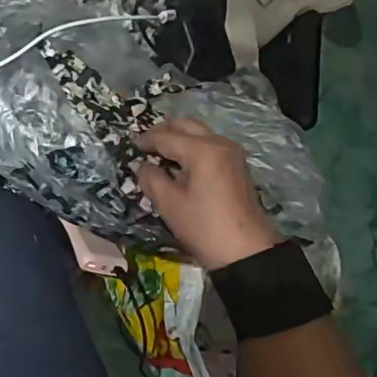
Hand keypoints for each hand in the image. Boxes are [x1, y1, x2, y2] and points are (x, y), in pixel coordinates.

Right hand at [136, 118, 281, 269]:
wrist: (246, 251)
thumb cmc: (203, 226)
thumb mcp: (168, 203)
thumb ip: (151, 178)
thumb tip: (144, 165)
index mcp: (202, 150)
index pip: (166, 136)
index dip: (145, 140)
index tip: (130, 146)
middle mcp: (219, 143)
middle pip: (186, 125)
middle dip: (163, 131)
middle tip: (145, 145)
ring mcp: (231, 153)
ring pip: (199, 133)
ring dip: (179, 138)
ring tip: (160, 155)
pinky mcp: (236, 165)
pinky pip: (209, 145)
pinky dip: (192, 147)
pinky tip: (180, 164)